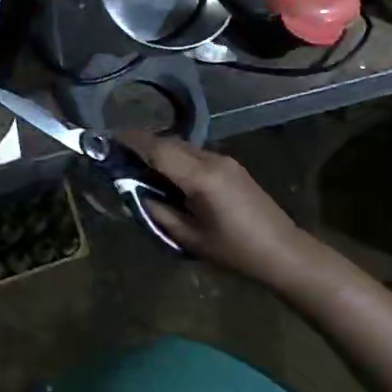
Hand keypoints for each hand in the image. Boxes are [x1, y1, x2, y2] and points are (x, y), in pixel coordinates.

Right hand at [119, 134, 321, 286]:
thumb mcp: (190, 237)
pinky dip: (175, 158)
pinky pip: (195, 155)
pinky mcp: (231, 166)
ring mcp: (224, 160)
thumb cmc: (236, 252)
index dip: (131, 141)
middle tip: (116, 154)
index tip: (107, 140)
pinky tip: (166, 174)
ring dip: (159, 150)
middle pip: (169, 142)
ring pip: (182, 146)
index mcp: (201, 177)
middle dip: (141, 144)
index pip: (158, 149)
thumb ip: (159, 212)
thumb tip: (134, 193)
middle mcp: (212, 159)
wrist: (284, 252)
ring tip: (137, 165)